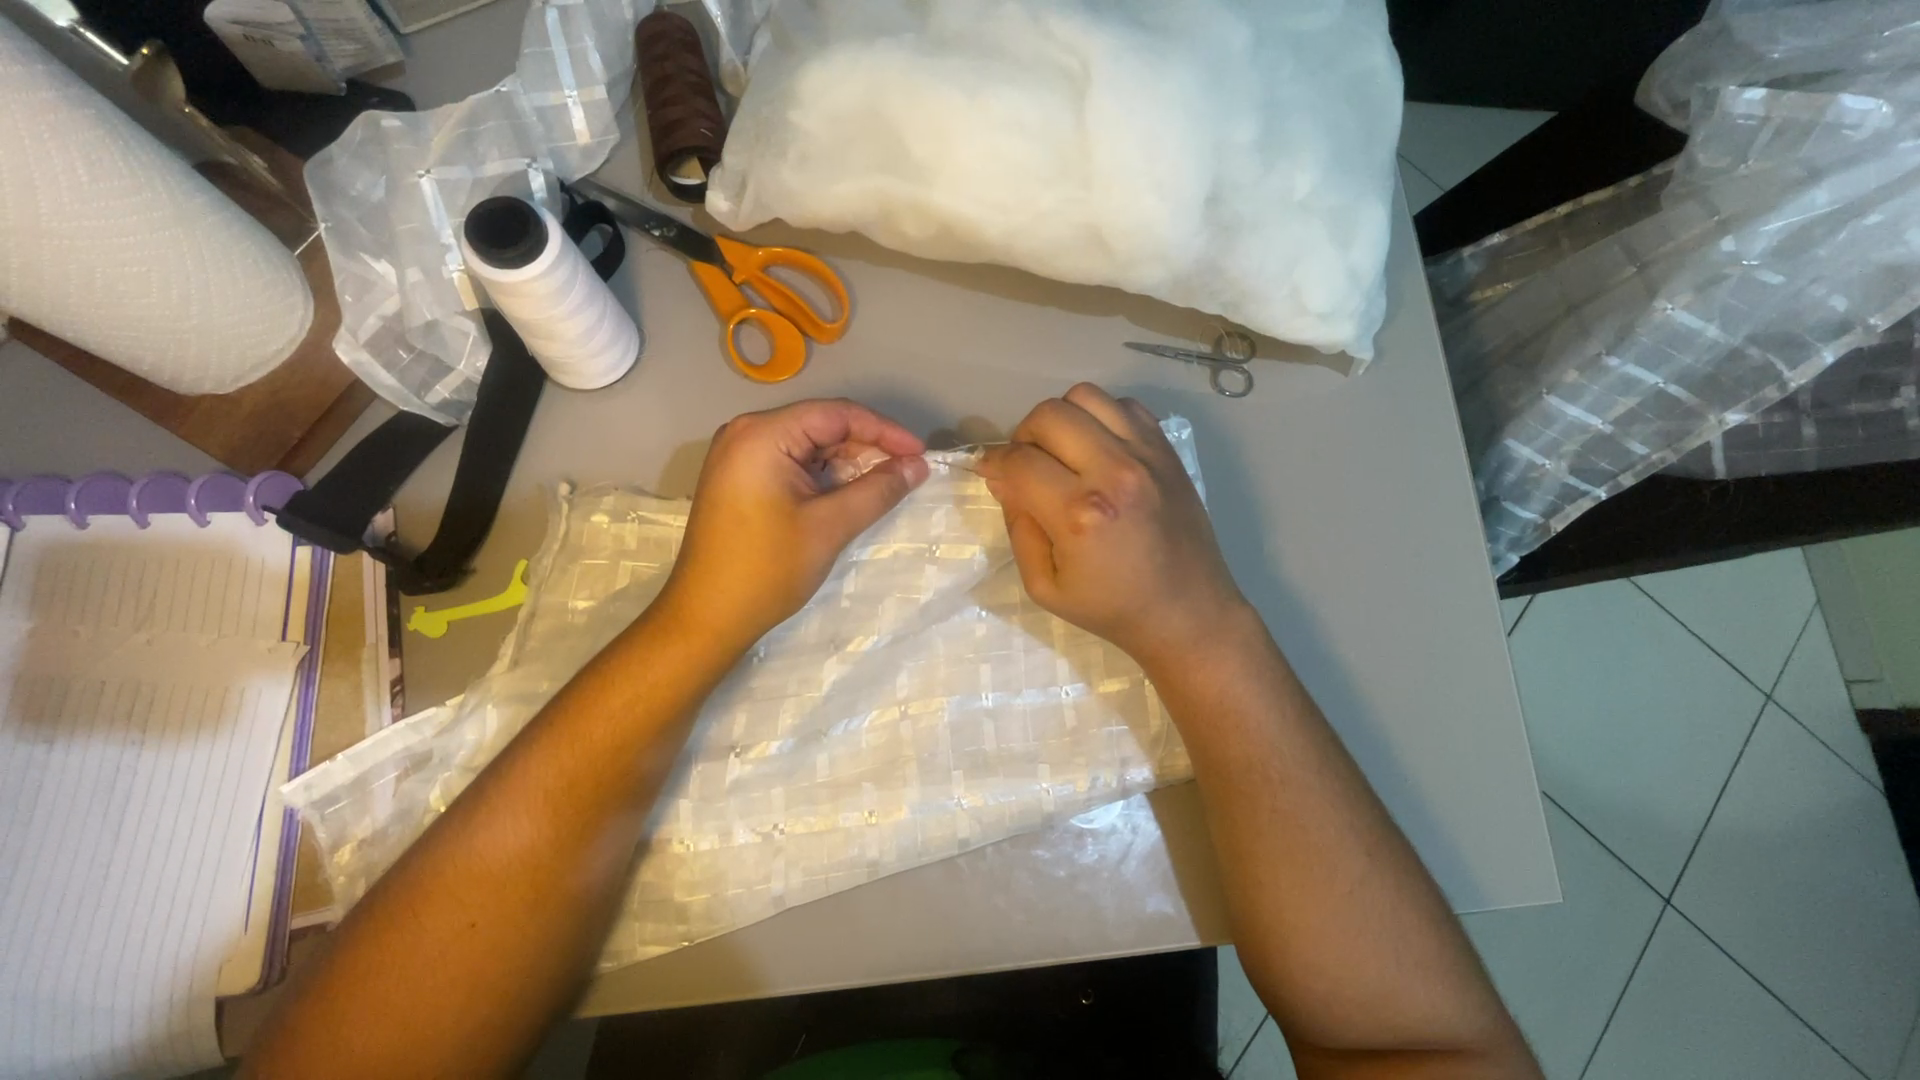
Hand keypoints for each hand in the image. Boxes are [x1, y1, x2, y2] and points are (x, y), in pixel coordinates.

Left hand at [660, 399, 928, 649]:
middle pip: (821, 426)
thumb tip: (918, 466)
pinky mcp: (739, 479)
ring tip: (885, 486)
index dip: (884, 431)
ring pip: (808, 446)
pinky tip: (850, 494)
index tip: (920, 455)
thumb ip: (878, 489)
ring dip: (847, 464)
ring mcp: (738, 456)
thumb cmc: (767, 569)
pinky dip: (823, 476)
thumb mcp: (830, 526)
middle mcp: (745, 433)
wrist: (706, 616)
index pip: (836, 414)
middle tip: (906, 473)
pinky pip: (791, 463)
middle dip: (866, 447)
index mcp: (762, 434)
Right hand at [978, 384, 1248, 669]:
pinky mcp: (1167, 451)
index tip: (989, 472)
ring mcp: (1146, 455)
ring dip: (1062, 419)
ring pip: (1086, 396)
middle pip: (1049, 415)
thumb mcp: (1044, 585)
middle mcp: (1113, 472)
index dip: (994, 462)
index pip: (1018, 460)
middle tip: (1028, 466)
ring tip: (1063, 451)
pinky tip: (1098, 448)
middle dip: (1025, 436)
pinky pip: (1125, 405)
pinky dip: (1101, 417)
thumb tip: (1002, 478)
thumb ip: (1018, 526)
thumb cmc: (1110, 608)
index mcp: (1079, 514)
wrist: (1186, 612)